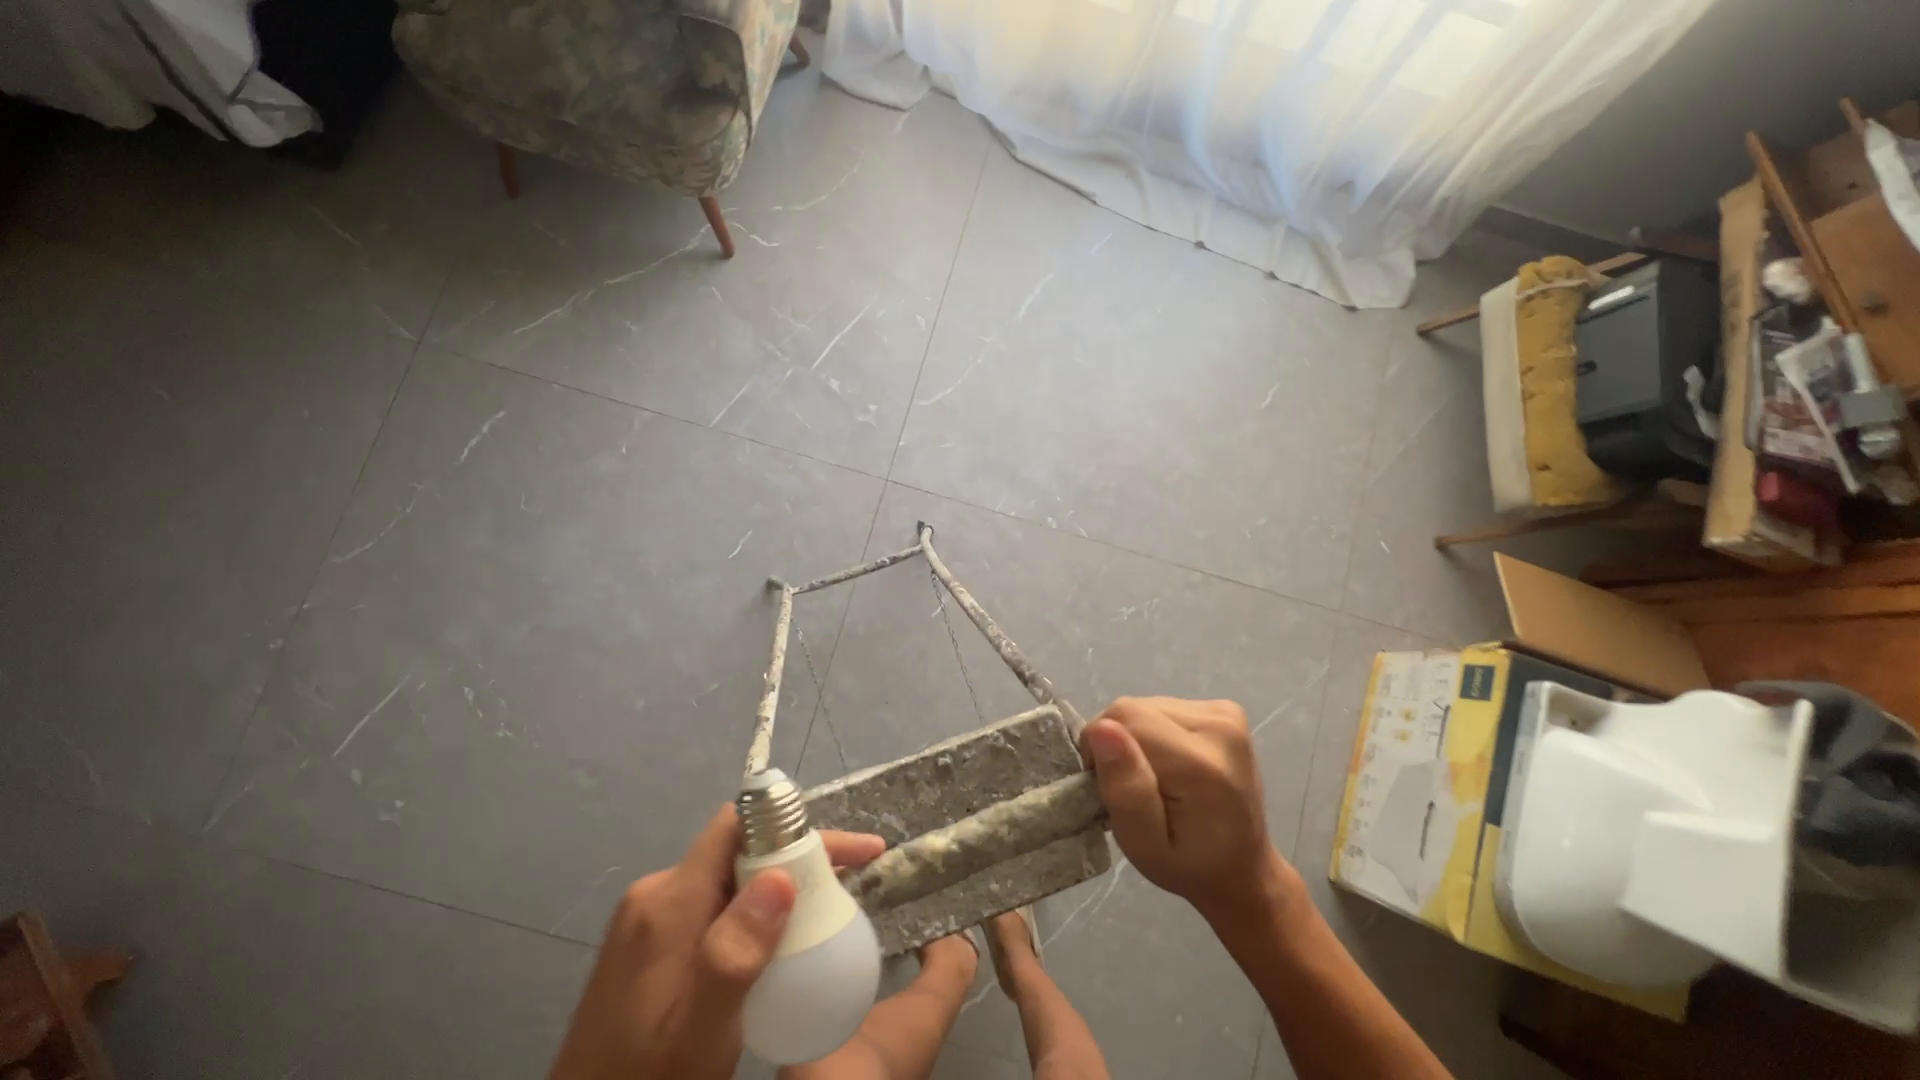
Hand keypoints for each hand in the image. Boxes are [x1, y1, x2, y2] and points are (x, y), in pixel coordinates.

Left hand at [548, 806, 885, 1079]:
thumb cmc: (645, 1079)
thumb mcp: (698, 1030)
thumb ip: (734, 954)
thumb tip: (781, 875)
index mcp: (669, 903)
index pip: (737, 828)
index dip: (797, 826)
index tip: (853, 851)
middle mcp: (658, 898)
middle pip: (740, 851)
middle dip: (801, 857)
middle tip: (859, 879)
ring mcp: (652, 924)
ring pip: (730, 881)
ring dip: (783, 887)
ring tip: (833, 910)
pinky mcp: (653, 949)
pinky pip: (716, 910)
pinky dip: (759, 914)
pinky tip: (783, 944)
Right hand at [1083, 697, 1289, 922]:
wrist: (1242, 866)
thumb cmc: (1188, 864)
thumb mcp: (1144, 845)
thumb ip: (1124, 788)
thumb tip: (1102, 728)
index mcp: (1200, 763)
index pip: (1124, 719)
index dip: (1103, 750)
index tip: (1111, 787)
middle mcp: (1219, 726)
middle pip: (1133, 709)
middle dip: (1119, 744)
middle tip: (1133, 788)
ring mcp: (1226, 714)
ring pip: (1145, 706)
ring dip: (1138, 739)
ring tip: (1154, 778)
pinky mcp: (1225, 710)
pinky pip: (1164, 707)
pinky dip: (1156, 733)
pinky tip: (1172, 764)